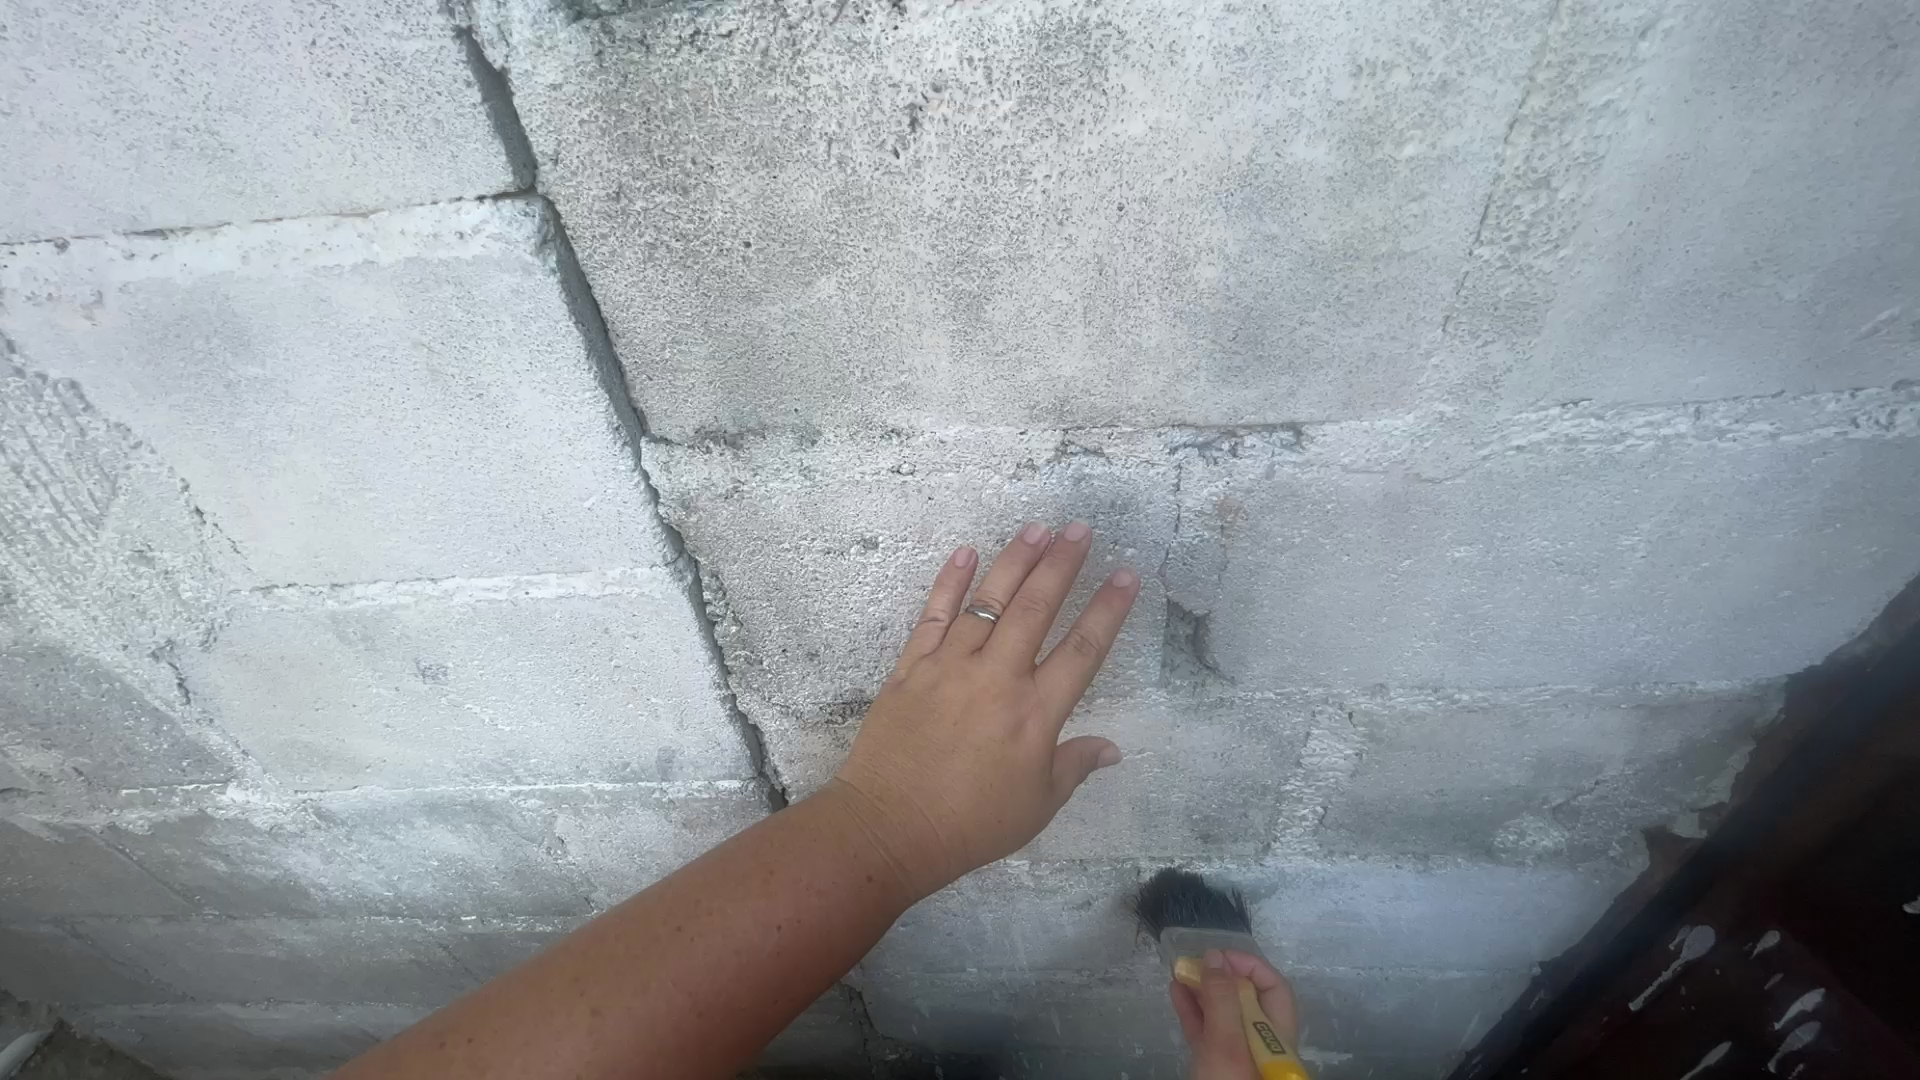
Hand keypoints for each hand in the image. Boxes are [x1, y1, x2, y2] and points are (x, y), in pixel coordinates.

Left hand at [825, 520, 1139, 899]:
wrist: (890, 827)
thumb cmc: (970, 824)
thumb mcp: (1036, 806)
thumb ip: (1074, 767)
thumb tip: (1113, 748)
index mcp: (1035, 714)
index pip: (1082, 650)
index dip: (1108, 609)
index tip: (1126, 574)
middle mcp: (997, 678)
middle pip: (1036, 609)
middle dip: (1062, 564)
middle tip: (1080, 529)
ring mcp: (950, 666)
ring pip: (988, 601)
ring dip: (1014, 561)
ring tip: (1037, 528)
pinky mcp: (912, 666)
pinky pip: (933, 614)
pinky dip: (950, 581)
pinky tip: (966, 552)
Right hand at [1172, 950, 1301, 1079]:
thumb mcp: (1225, 1043)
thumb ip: (1222, 999)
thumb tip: (1216, 957)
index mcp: (1276, 1039)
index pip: (1274, 989)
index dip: (1248, 966)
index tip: (1218, 956)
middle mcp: (1261, 1045)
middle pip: (1247, 999)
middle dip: (1220, 974)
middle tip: (1194, 960)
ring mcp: (1239, 1056)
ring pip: (1223, 1012)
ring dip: (1202, 988)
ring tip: (1179, 969)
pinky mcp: (1217, 1066)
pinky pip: (1207, 1030)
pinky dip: (1192, 1009)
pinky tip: (1176, 992)